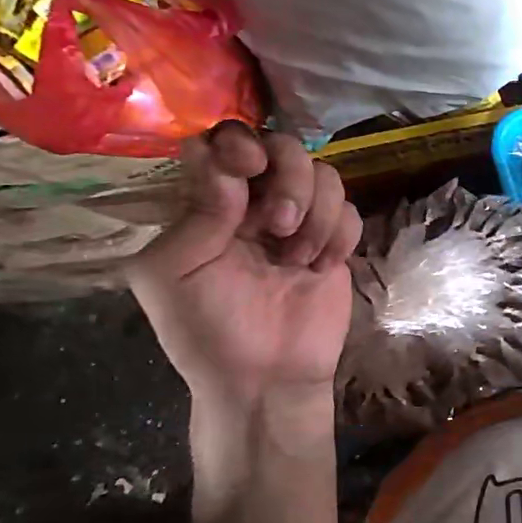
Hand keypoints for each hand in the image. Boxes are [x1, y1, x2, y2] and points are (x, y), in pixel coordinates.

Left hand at [125, 123, 361, 408]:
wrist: (266, 381)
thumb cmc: (207, 331)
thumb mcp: (171, 276)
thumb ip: (195, 214)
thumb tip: (233, 169)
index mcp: (208, 203)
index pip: (223, 141)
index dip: (239, 142)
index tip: (248, 167)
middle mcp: (254, 202)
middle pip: (284, 145)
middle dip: (288, 178)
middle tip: (277, 224)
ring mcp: (299, 220)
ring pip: (324, 173)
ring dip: (316, 212)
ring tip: (298, 257)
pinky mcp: (334, 242)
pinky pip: (350, 210)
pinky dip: (339, 234)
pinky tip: (321, 267)